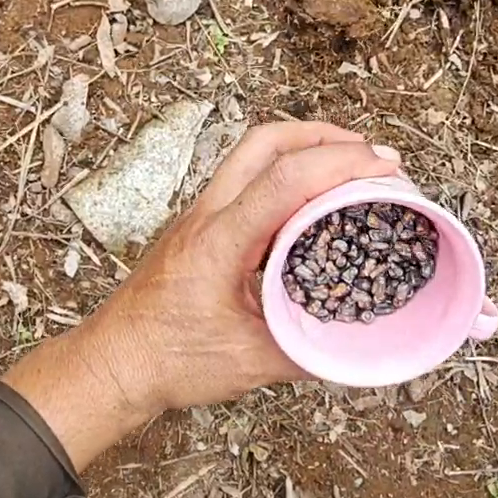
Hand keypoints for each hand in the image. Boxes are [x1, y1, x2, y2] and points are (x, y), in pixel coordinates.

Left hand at [4, 121, 398, 467]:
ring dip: (300, 147)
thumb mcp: (250, 363)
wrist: (112, 362)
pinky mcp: (198, 226)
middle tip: (368, 152)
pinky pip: (243, 180)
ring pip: (250, 154)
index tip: (386, 167)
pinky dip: (281, 174)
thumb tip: (359, 344)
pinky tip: (305, 201)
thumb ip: (308, 351)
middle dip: (322, 134)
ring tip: (344, 165)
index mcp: (220, 241)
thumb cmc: (167, 361)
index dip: (340, 163)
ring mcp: (199, 216)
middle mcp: (207, 215)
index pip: (285, 179)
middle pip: (264, 142)